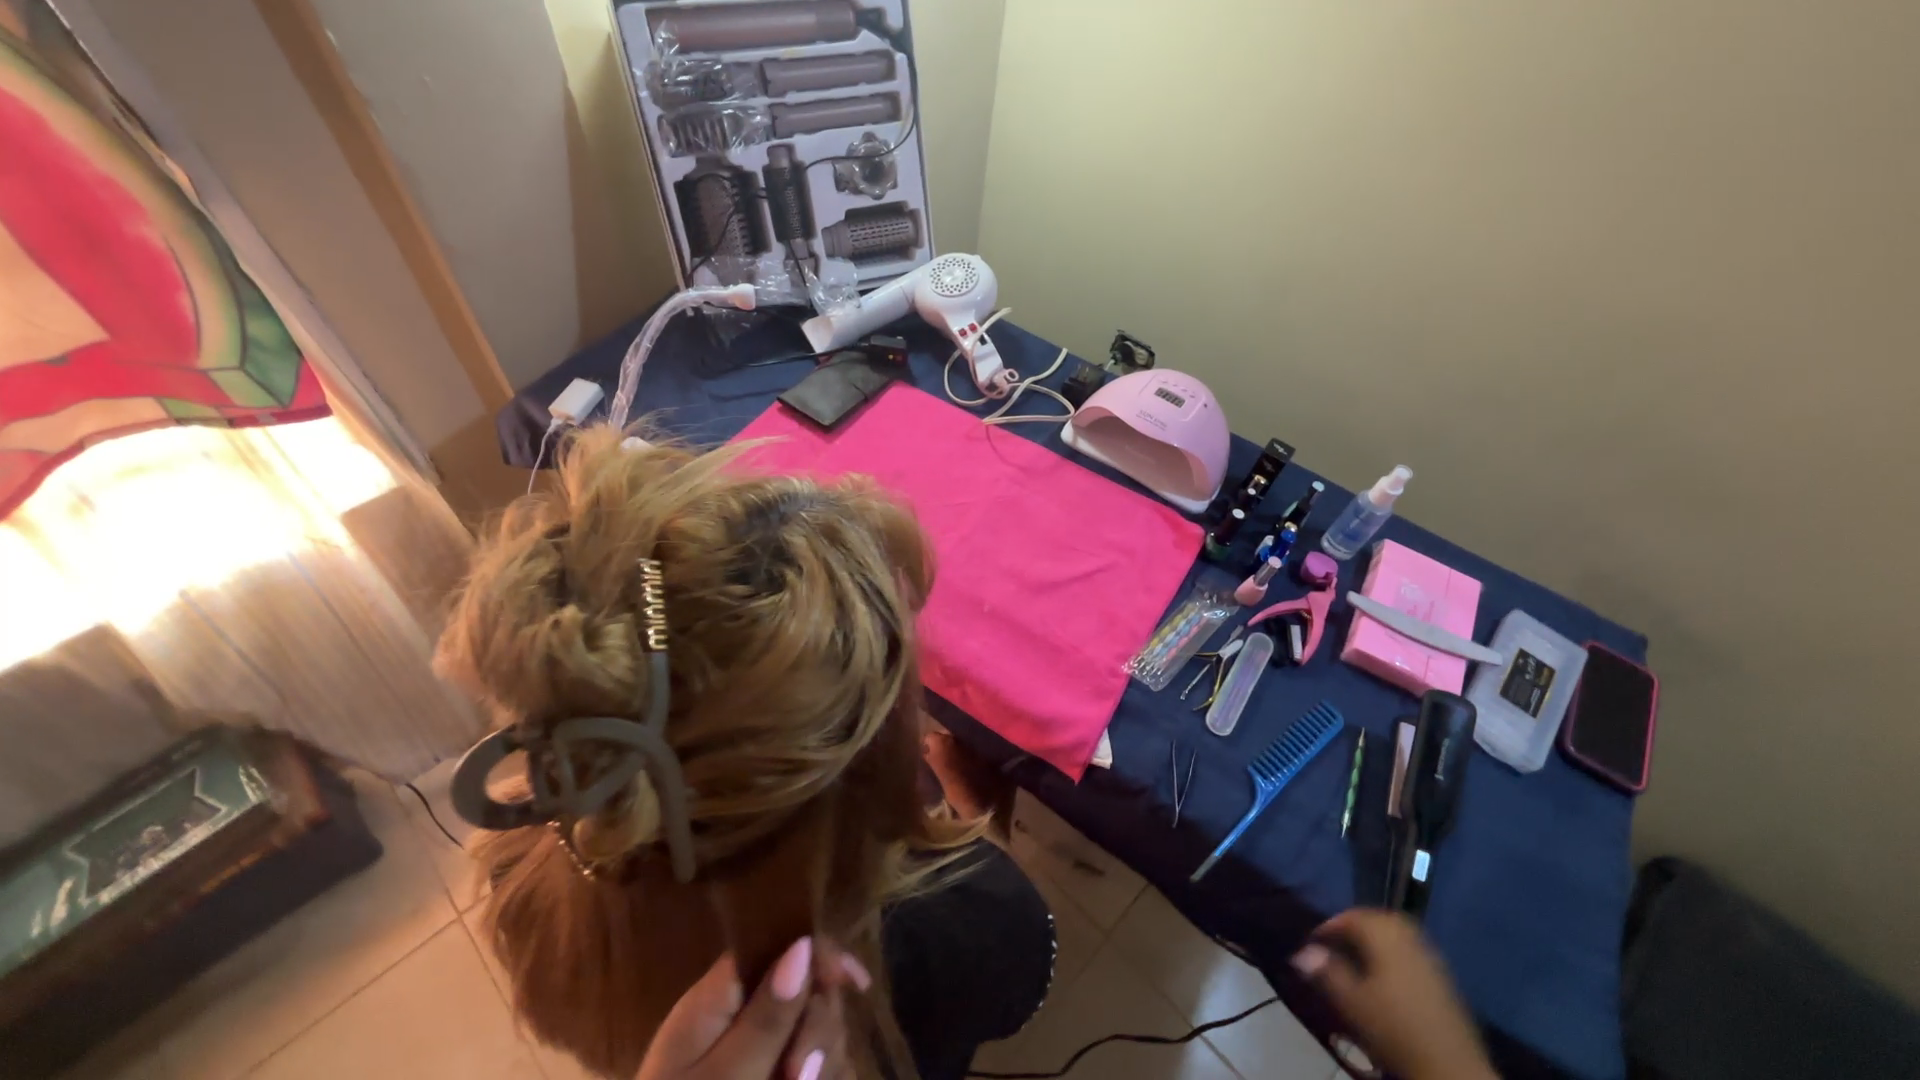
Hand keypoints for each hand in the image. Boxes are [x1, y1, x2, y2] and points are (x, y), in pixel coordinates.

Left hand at [637, 936, 872, 1079]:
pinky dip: (810, 1076)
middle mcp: (732, 1014)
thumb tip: (805, 943)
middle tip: (799, 1079)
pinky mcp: (758, 1079)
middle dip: (817, 1029)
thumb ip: (767, 1017)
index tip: (855, 985)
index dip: (821, 955)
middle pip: (803, 988)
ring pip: (808, 1029)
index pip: (776, 943)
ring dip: (817, 1059)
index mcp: (715, 999)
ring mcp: (745, 1051)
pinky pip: (802, 1064)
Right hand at [1293, 910, 1496, 1079]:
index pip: (1353, 917)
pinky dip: (1393, 952)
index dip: (1330, 925)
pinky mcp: (1443, 979)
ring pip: (1397, 933)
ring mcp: (1430, 959)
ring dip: (1375, 938)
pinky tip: (1384, 975)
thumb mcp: (1352, 1003)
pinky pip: (1411, 950)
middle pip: (1379, 920)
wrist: (1452, 1069)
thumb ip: (1326, 972)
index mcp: (1386, 938)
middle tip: (1335, 942)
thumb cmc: (1394, 1030)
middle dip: (1355, 926)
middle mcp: (1410, 940)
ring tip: (1356, 956)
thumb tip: (1301, 952)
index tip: (1313, 941)